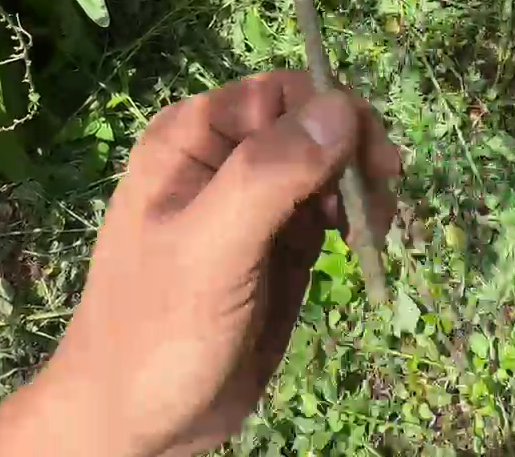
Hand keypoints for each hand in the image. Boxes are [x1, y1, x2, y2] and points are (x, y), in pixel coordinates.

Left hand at [0, 70, 398, 456]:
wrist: (137, 421)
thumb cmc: (157, 329)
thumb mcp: (211, 249)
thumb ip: (271, 174)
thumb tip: (342, 107)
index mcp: (195, 134)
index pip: (281, 93)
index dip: (333, 115)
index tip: (373, 164)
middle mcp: (225, 153)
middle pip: (311, 123)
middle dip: (353, 155)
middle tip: (378, 207)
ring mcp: (253, 196)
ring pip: (327, 162)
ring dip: (359, 187)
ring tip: (369, 233)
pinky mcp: (276, 237)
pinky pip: (327, 204)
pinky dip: (353, 216)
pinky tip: (360, 243)